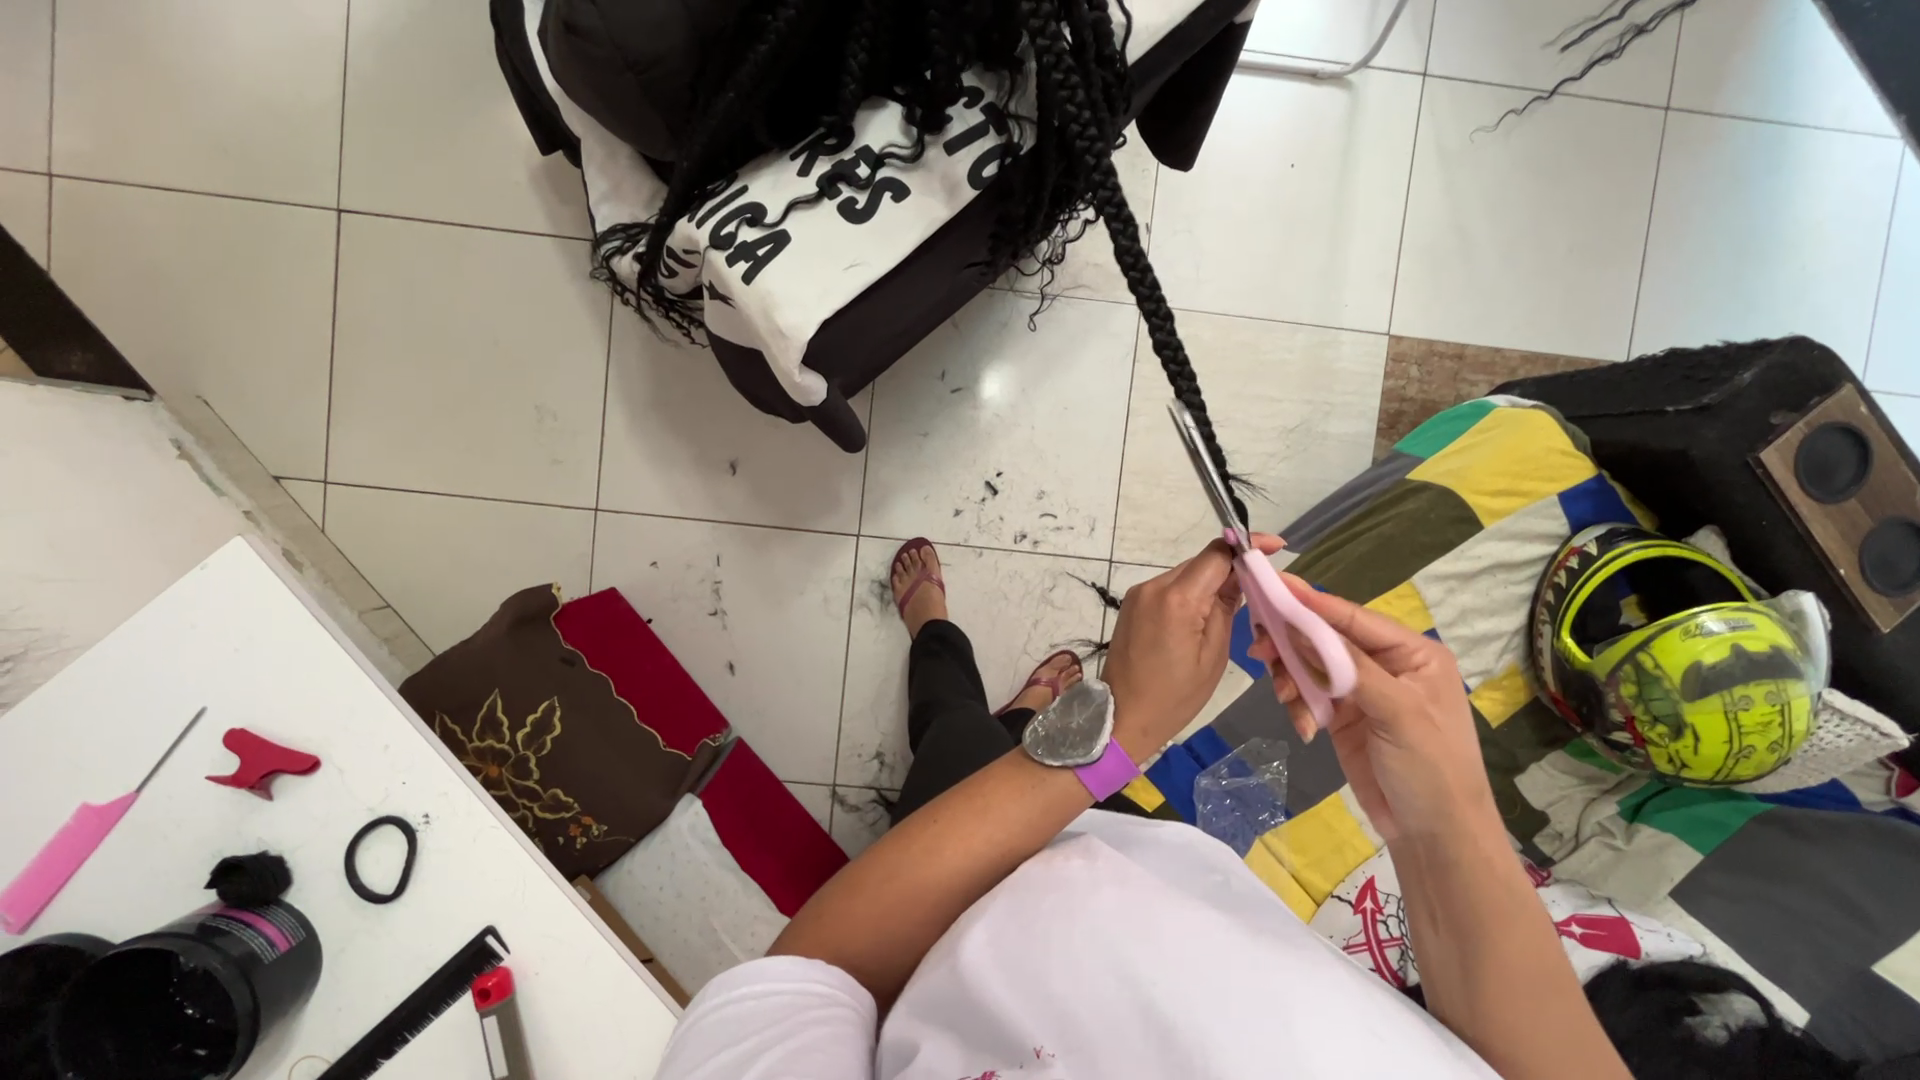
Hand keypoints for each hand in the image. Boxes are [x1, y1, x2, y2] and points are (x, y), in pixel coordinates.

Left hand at [1102, 536, 1283, 761]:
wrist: (1124, 716)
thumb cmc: (1175, 696)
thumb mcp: (1214, 654)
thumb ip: (1227, 607)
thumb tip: (1240, 577)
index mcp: (1177, 599)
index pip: (1217, 553)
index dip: (1248, 546)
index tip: (1276, 547)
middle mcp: (1153, 587)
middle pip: (1201, 563)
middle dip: (1232, 568)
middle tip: (1262, 585)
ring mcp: (1139, 594)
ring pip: (1185, 574)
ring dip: (1210, 582)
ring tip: (1237, 602)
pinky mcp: (1132, 604)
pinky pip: (1169, 589)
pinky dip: (1190, 594)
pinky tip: (1205, 613)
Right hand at [1250, 576, 1496, 843]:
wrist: (1433, 835)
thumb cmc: (1431, 769)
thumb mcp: (1397, 713)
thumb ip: (1351, 667)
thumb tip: (1305, 624)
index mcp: (1413, 653)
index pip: (1353, 618)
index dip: (1311, 602)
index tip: (1272, 585)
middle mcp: (1387, 664)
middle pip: (1325, 638)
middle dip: (1292, 643)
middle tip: (1259, 649)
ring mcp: (1362, 690)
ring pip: (1311, 664)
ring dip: (1291, 677)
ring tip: (1283, 696)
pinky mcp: (1343, 715)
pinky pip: (1308, 694)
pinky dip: (1298, 705)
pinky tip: (1303, 727)